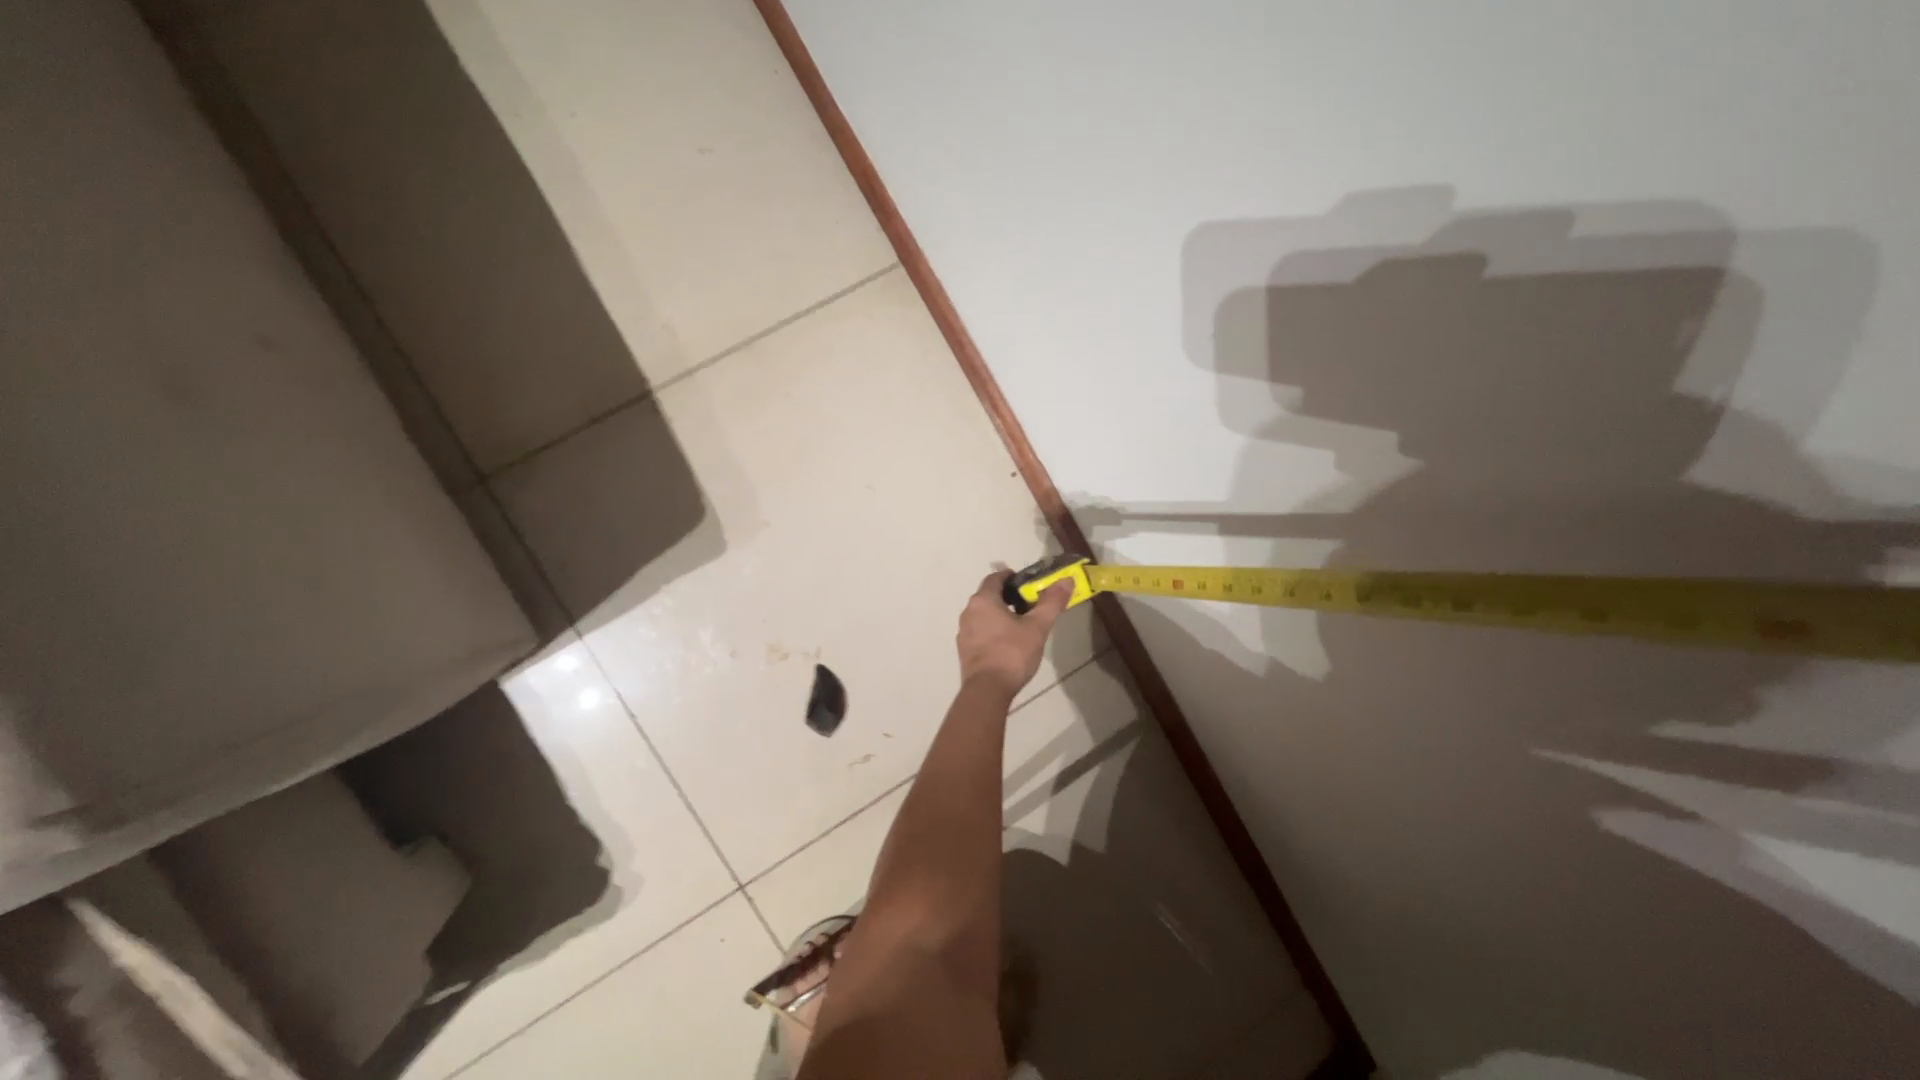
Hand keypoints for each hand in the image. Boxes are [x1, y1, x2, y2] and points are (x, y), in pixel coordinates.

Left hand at [956, 571, 1072, 695]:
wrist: (988, 690)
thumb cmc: (1012, 652)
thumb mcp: (1037, 627)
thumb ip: (1051, 602)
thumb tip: (1066, 580)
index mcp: (983, 600)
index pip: (995, 578)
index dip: (1012, 577)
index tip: (1028, 584)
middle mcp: (968, 612)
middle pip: (989, 596)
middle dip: (1008, 597)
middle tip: (1030, 605)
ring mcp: (963, 633)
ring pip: (983, 615)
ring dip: (1000, 615)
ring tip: (1021, 625)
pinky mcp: (964, 651)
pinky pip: (979, 632)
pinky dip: (992, 631)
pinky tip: (1007, 644)